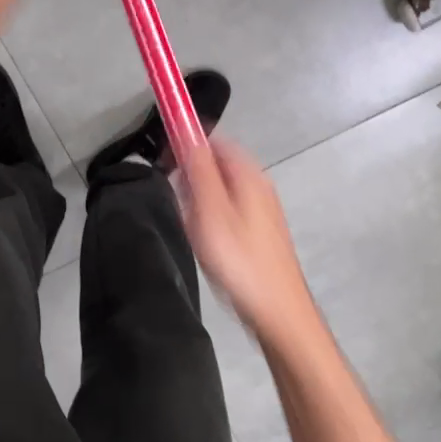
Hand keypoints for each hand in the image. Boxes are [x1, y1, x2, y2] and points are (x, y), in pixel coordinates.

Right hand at [182, 142, 317, 341]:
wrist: (277, 311)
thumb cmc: (239, 260)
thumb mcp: (210, 209)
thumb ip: (198, 167)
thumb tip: (186, 130)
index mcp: (248, 173)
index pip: (213, 139)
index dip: (185, 143)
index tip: (163, 163)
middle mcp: (259, 184)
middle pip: (217, 163)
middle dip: (190, 177)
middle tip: (176, 202)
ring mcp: (262, 209)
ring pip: (220, 190)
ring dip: (198, 202)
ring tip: (190, 227)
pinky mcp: (260, 232)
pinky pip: (227, 211)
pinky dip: (210, 220)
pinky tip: (205, 243)